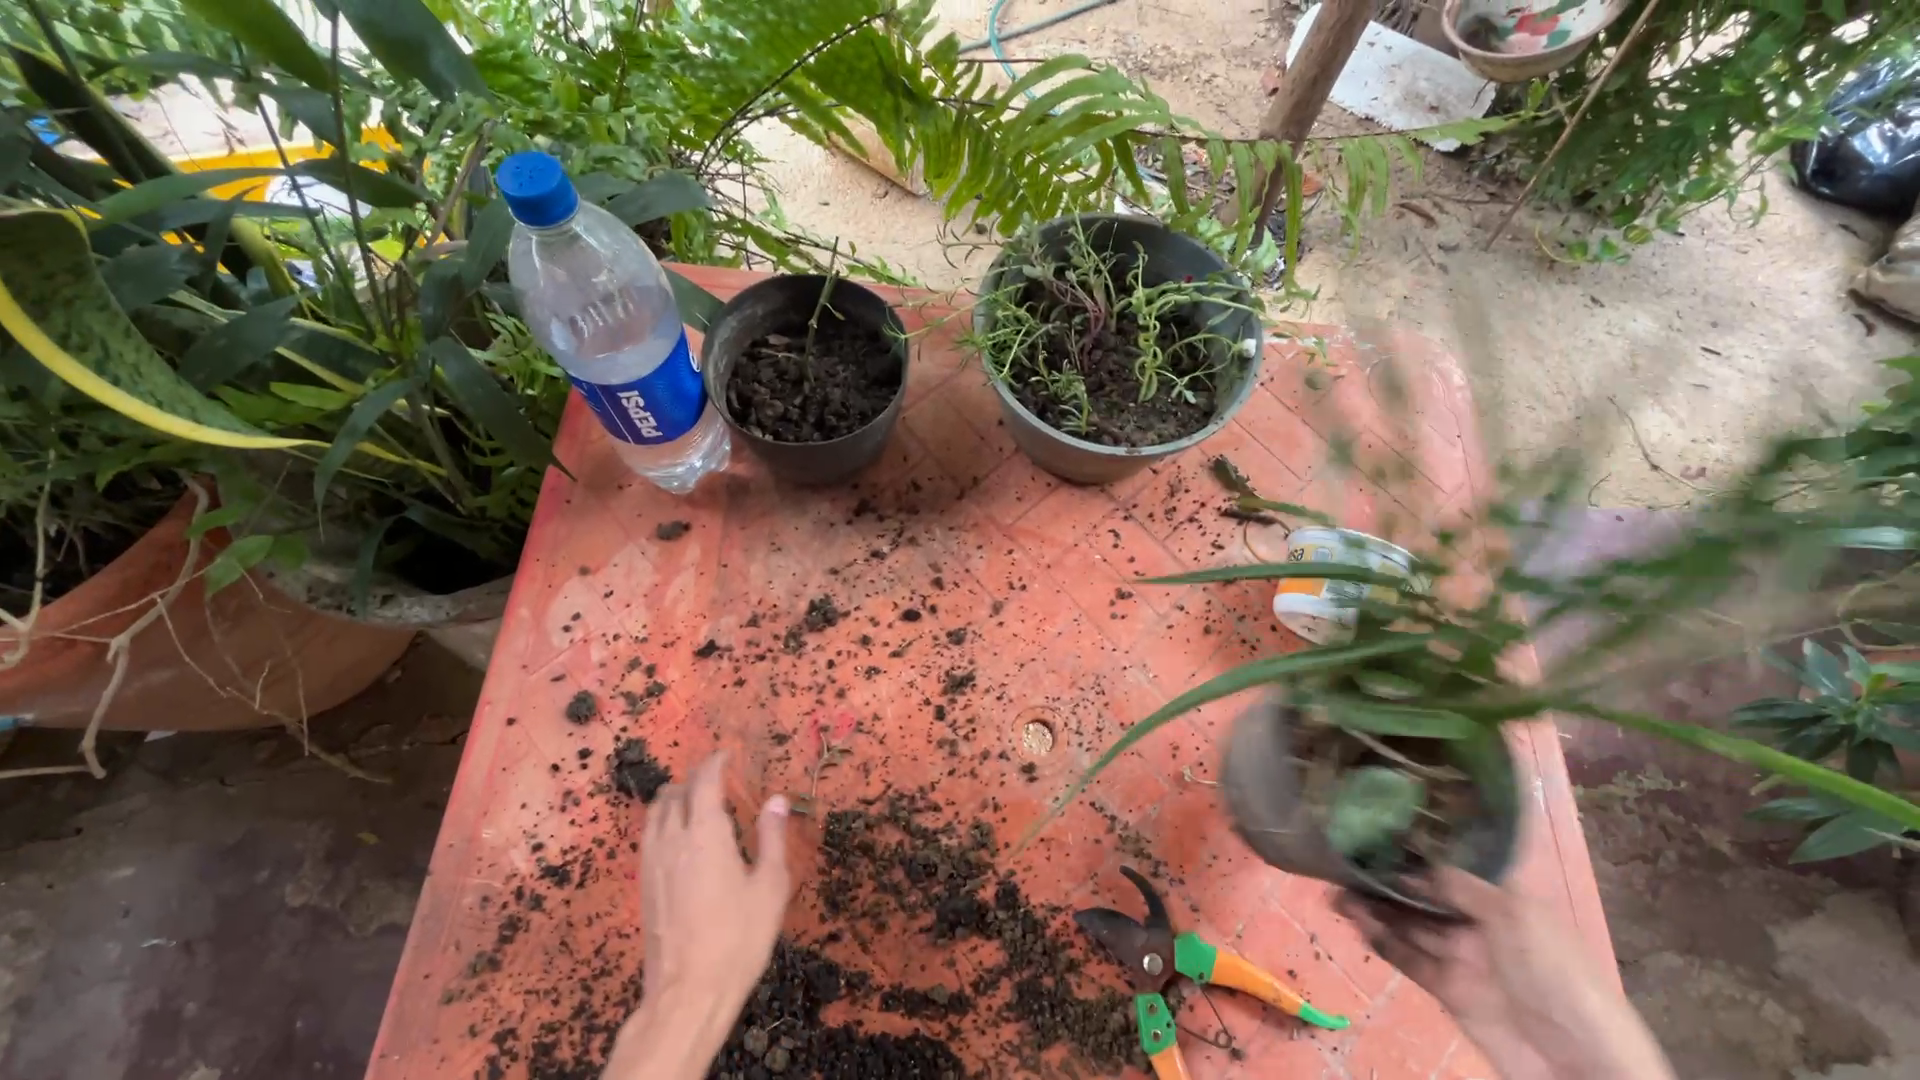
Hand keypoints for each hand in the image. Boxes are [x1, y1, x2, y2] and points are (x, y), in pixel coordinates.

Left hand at [602, 753, 791, 1079]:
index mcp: (705, 832)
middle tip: (716, 777)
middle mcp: (672, 839)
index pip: (704, 781)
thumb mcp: (769, 887)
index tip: (727, 754)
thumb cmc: (738, 937)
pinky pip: (649, 835)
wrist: (687, 992)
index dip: (715, 762)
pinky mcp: (643, 885)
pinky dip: (663, 821)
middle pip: (675, 792)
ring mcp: (651, 862)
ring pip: (656, 812)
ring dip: (674, 797)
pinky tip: (678, 836)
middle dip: (695, 778)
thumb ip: (772, 838)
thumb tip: (777, 800)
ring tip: (694, 799)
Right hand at [1337, 868, 1673, 1079]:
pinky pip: (1409, 959)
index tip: (1377, 830)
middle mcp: (1480, 923)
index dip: (1417, 851)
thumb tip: (1416, 863)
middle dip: (1386, 879)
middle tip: (1342, 860)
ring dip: (1374, 908)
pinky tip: (1355, 923)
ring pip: (1410, 925)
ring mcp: (1463, 958)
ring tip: (1335, 890)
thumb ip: (1461, 886)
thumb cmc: (1554, 973)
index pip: (1453, 867)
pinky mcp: (1447, 990)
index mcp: (1504, 899)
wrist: (1577, 1061)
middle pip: (1425, 895)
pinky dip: (1382, 941)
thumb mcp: (1514, 915)